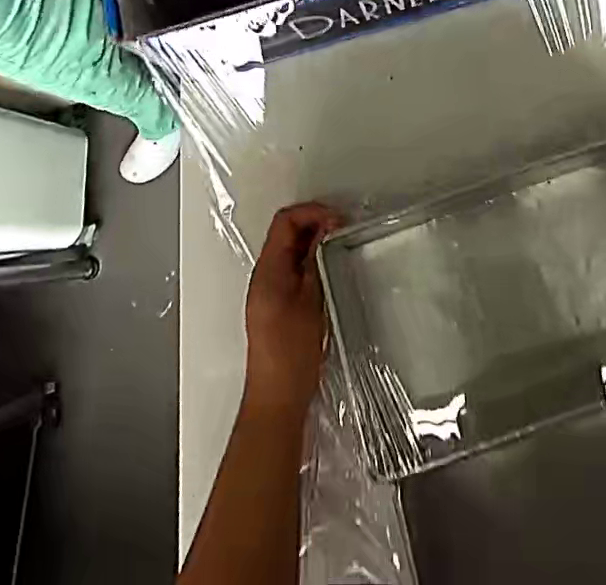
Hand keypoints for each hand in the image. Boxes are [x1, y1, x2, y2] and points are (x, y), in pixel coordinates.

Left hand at [243, 202, 342, 416]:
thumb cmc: (293, 351)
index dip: (311, 212)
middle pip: (283, 233)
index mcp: (268, 269)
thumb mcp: (311, 302)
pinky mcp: (273, 303)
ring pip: (287, 250)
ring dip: (311, 242)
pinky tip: (328, 269)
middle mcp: (263, 274)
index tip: (338, 219)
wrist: (277, 394)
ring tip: (339, 244)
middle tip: (342, 228)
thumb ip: (314, 264)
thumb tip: (321, 235)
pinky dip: (307, 261)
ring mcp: (266, 288)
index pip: (284, 222)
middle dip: (312, 223)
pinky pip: (289, 268)